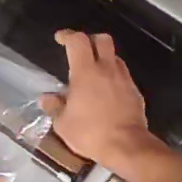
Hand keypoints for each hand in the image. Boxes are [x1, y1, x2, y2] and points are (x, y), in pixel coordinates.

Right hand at [40, 30, 161, 173]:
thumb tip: (46, 98)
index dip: (68, 35)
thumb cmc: (90, 133)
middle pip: (102, 39)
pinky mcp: (135, 92)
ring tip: (94, 73)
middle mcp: (107, 69)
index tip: (60, 38)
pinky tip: (106, 92)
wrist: (125, 145)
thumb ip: (54, 107)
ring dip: (104, 59)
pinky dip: (113, 77)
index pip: (78, 41)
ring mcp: (124, 79)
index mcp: (86, 73)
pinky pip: (123, 76)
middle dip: (90, 40)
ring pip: (115, 57)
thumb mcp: (63, 124)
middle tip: (81, 51)